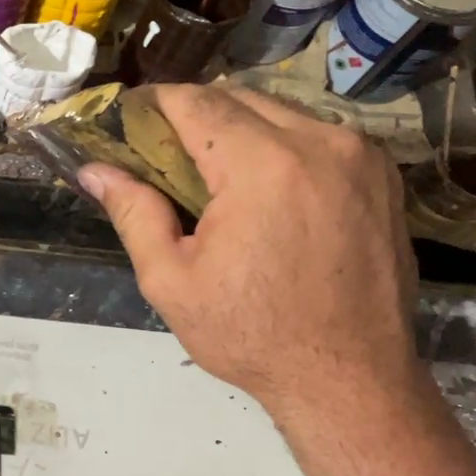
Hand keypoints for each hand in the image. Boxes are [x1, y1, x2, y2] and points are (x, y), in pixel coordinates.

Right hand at [79, 84, 421, 413]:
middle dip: (193, 112)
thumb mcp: (171, 279)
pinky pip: (317, 136)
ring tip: (204, 166)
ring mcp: (360, 156)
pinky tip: (257, 183)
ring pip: (281, 112)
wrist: (349, 376)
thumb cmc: (250, 333)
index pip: (197, 104)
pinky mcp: (382, 175)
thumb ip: (133, 213)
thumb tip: (93, 171)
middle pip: (239, 99)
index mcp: (262, 166)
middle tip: (157, 145)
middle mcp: (319, 143)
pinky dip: (279, 144)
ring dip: (237, 127)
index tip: (125, 113)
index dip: (155, 102)